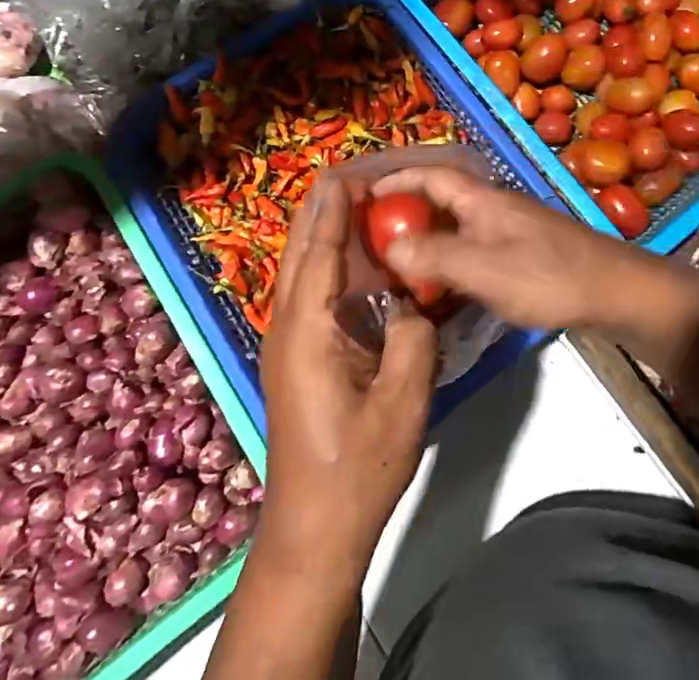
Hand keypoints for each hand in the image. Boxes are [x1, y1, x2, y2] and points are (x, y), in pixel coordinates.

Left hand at [258, 177, 439, 576]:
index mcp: (308, 331)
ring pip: (301, 274)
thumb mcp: (402, 401)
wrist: (316, 527)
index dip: (333, 210)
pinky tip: (352, 263)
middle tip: (351, 176)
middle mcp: (287, 328)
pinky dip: (328, 266)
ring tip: (351, 204)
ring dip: (322, 235)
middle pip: (301, 254)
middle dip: (320, 211)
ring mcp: (288, 345)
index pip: (319, 253)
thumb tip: (410, 303)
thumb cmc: (358, 465)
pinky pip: (311, 297)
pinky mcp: (297, 360)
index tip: (349, 172)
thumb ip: (411, 337)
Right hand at [371, 165, 698, 342]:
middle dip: (408, 209)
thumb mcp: (484, 268)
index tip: (365, 196)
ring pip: (460, 223)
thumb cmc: (549, 276)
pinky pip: (476, 244)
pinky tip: (445, 281)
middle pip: (443, 197)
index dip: (397, 179)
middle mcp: (497, 207)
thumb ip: (435, 255)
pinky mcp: (527, 252)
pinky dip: (452, 255)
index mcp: (484, 200)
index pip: (432, 175)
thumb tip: (389, 246)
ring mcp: (514, 229)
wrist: (616, 293)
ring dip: (429, 234)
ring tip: (400, 260)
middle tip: (376, 235)